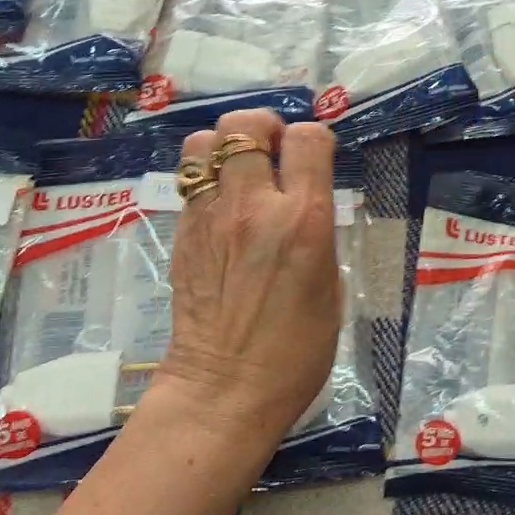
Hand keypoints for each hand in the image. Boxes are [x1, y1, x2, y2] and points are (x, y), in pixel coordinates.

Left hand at [157, 109, 340, 439]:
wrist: (224, 390)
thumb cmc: (297, 352)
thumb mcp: (332, 288)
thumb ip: (320, 235)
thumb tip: (308, 210)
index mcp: (305, 221)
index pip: (308, 138)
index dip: (315, 139)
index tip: (316, 158)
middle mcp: (255, 206)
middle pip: (246, 124)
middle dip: (265, 128)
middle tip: (274, 152)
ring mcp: (210, 216)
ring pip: (204, 141)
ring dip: (225, 145)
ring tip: (241, 170)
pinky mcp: (182, 232)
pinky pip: (190, 180)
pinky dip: (208, 177)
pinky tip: (223, 204)